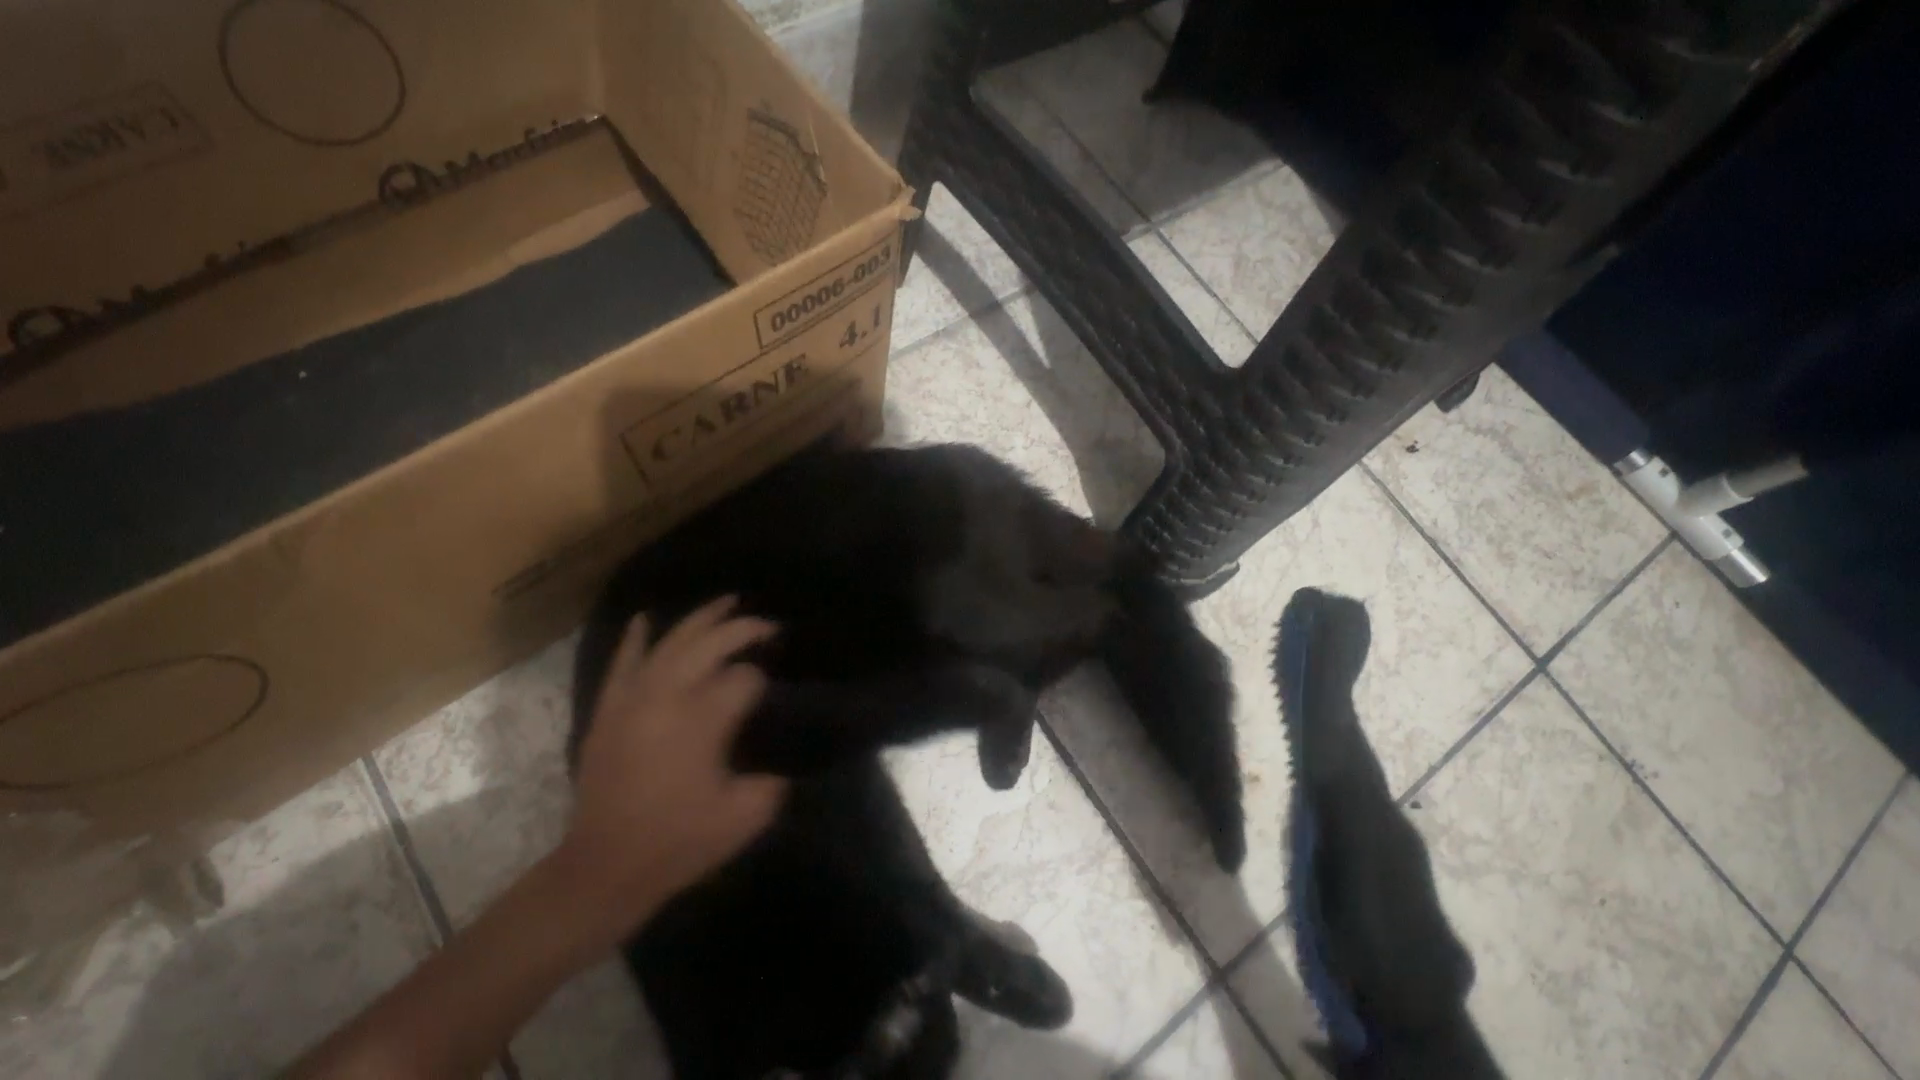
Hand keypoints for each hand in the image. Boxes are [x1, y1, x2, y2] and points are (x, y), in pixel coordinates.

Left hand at [555, 596, 784, 935]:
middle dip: (742, 629)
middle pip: (709, 644)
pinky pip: (623, 662)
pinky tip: (645, 618)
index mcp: (702, 719)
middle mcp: (666, 695)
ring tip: (726, 603)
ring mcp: (632, 698)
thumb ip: (773, 779)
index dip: (763, 681)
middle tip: (769, 625)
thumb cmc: (680, 841)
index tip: (773, 694)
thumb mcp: (747, 815)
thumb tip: (774, 758)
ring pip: (669, 642)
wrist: (607, 865)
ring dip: (700, 620)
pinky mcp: (608, 710)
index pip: (744, 678)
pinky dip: (635, 637)